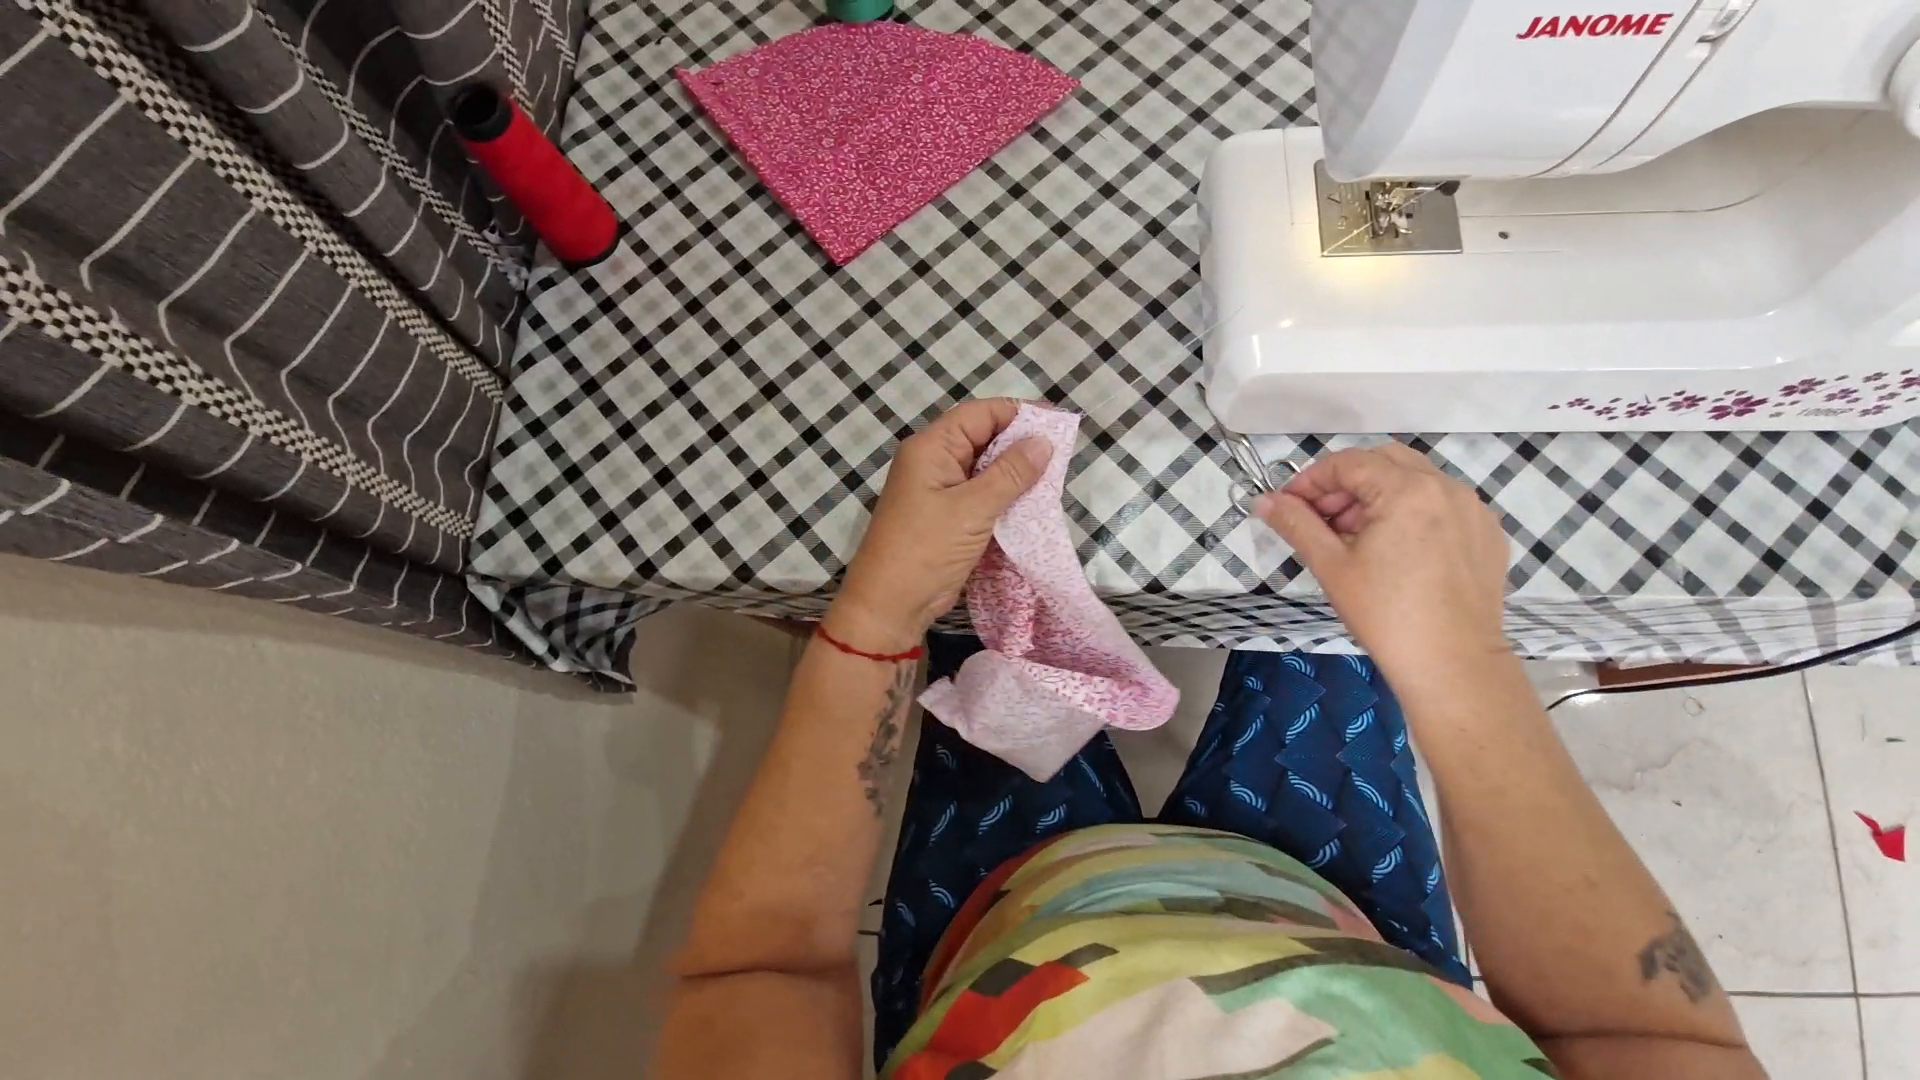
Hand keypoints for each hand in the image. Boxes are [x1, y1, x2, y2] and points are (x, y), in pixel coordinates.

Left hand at [826, 399, 1052, 652]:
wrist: (891, 604)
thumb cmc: (926, 550)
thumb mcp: (972, 509)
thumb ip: (1010, 474)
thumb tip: (1043, 442)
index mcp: (931, 448)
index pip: (980, 414)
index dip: (1018, 413)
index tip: (1057, 424)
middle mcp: (934, 462)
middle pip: (983, 437)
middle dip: (1020, 443)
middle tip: (1062, 454)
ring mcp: (940, 490)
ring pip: (985, 468)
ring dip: (1015, 472)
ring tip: (1054, 476)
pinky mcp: (948, 516)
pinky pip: (981, 495)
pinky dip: (1005, 496)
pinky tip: (1032, 502)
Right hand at [1252, 443, 1512, 683]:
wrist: (1451, 664)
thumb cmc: (1384, 614)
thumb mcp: (1330, 565)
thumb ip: (1296, 523)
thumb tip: (1264, 501)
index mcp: (1407, 490)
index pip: (1348, 463)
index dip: (1311, 480)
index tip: (1289, 506)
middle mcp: (1447, 488)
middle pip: (1384, 462)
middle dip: (1346, 483)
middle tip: (1321, 519)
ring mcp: (1474, 510)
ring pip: (1415, 481)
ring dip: (1378, 496)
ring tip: (1356, 538)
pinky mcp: (1488, 534)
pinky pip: (1442, 505)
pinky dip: (1411, 513)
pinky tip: (1396, 552)